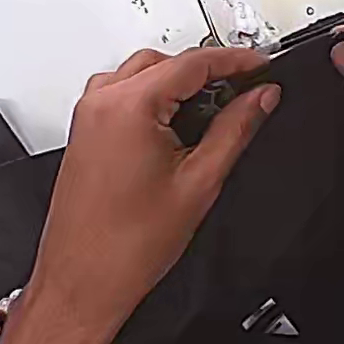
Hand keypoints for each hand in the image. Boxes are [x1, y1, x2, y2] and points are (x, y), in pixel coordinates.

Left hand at [0, 47, 279, 343]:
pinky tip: (176, 123)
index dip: (235, 61)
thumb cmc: (126, 245)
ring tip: (212, 110)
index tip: (259, 66)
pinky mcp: (85, 130)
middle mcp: (101, 102)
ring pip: (142, 72)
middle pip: (166, 61)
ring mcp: (89, 115)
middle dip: (207, 71)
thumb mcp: (199, 181)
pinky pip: (122, 91)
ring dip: (178, 81)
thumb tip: (260, 97)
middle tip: (243, 90)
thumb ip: (236, 128)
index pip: (193, 62)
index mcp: (128, 107)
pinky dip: (153, 94)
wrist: (82, 281)